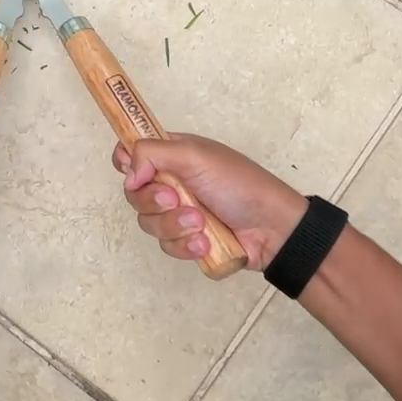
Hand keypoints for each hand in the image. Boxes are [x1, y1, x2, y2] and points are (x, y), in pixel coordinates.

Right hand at [114, 133, 308, 269]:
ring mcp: (178, 214)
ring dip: (173, 225)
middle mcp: (170, 183)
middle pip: (134, 195)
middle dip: (154, 201)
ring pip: (148, 224)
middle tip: (177, 198)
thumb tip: (128, 175)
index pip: (130, 155)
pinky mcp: (187, 241)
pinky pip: (167, 247)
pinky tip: (204, 243)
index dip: (127, 165)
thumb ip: (152, 153)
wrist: (274, 229)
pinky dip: (184, 247)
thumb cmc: (238, 183)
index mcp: (170, 157)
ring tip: (200, 224)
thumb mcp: (194, 155)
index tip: (137, 175)